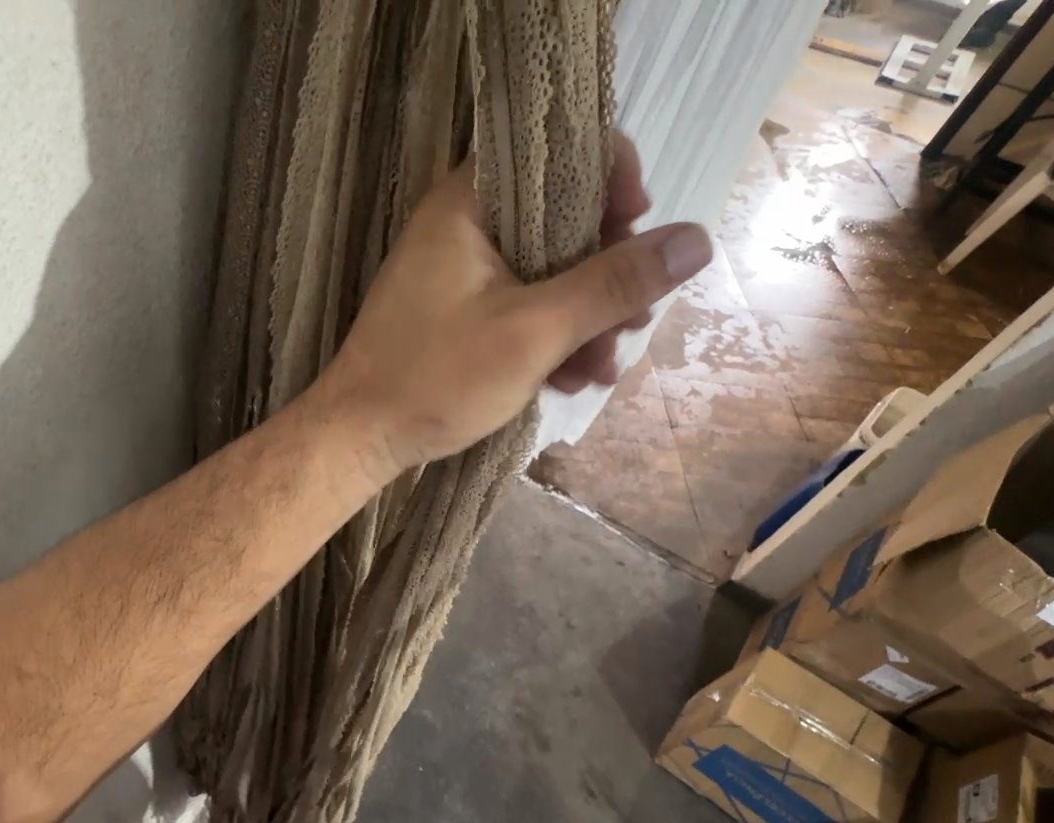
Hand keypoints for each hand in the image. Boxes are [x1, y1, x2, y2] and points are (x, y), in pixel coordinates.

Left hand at [315, 135, 710, 478]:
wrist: (358, 439)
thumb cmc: (435, 378)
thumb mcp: (534, 331)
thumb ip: (613, 283)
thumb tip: (696, 239)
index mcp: (468, 205)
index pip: (557, 152)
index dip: (609, 178)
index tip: (636, 225)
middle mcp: (461, 227)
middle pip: (560, 218)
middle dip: (606, 273)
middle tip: (633, 320)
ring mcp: (456, 273)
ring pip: (544, 271)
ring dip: (584, 317)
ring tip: (603, 368)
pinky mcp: (456, 314)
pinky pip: (519, 306)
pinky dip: (549, 337)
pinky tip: (573, 381)